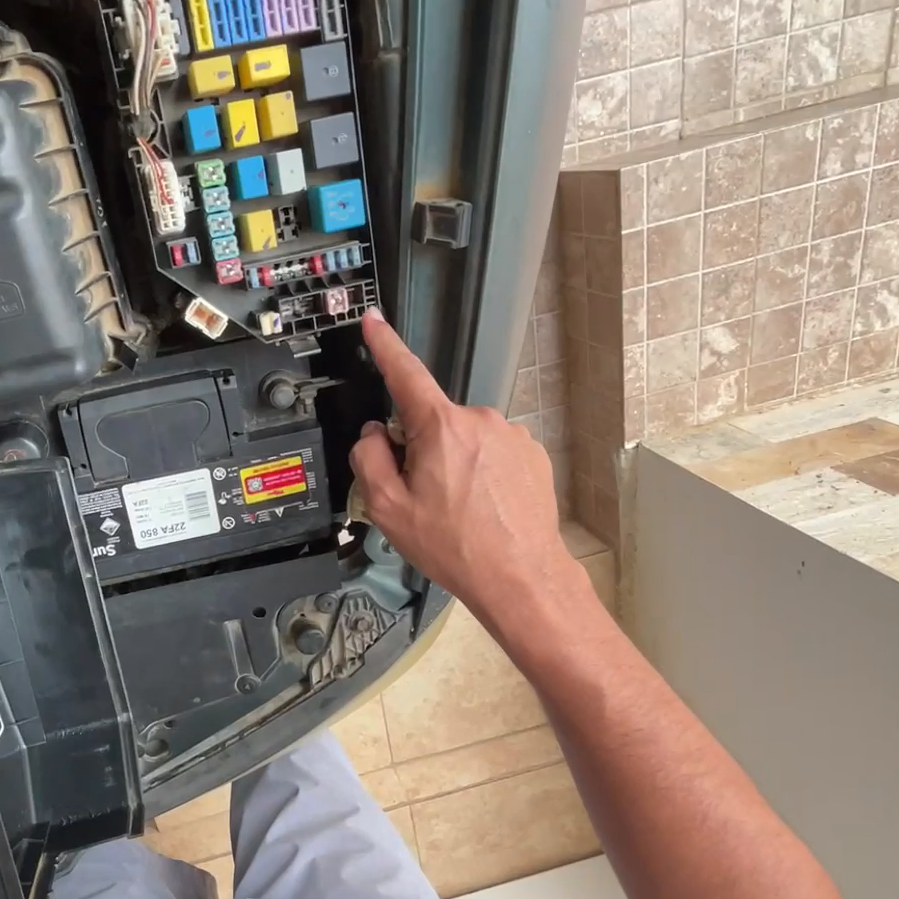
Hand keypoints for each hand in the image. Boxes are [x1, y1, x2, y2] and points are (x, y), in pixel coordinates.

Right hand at [349, 309, 581, 628]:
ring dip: (453, 463)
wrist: (520, 576)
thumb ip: (369, 459)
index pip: (405, 372)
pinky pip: (490, 451)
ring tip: (458, 509)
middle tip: (424, 495)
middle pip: (431, 420)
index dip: (384, 344)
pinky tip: (482, 507)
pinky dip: (480, 472)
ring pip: (462, 438)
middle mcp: (479, 421)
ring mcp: (510, 435)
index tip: (373, 321)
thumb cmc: (458, 547)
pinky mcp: (529, 453)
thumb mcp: (388, 508)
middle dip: (420, 448)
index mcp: (440, 428)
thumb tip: (374, 436)